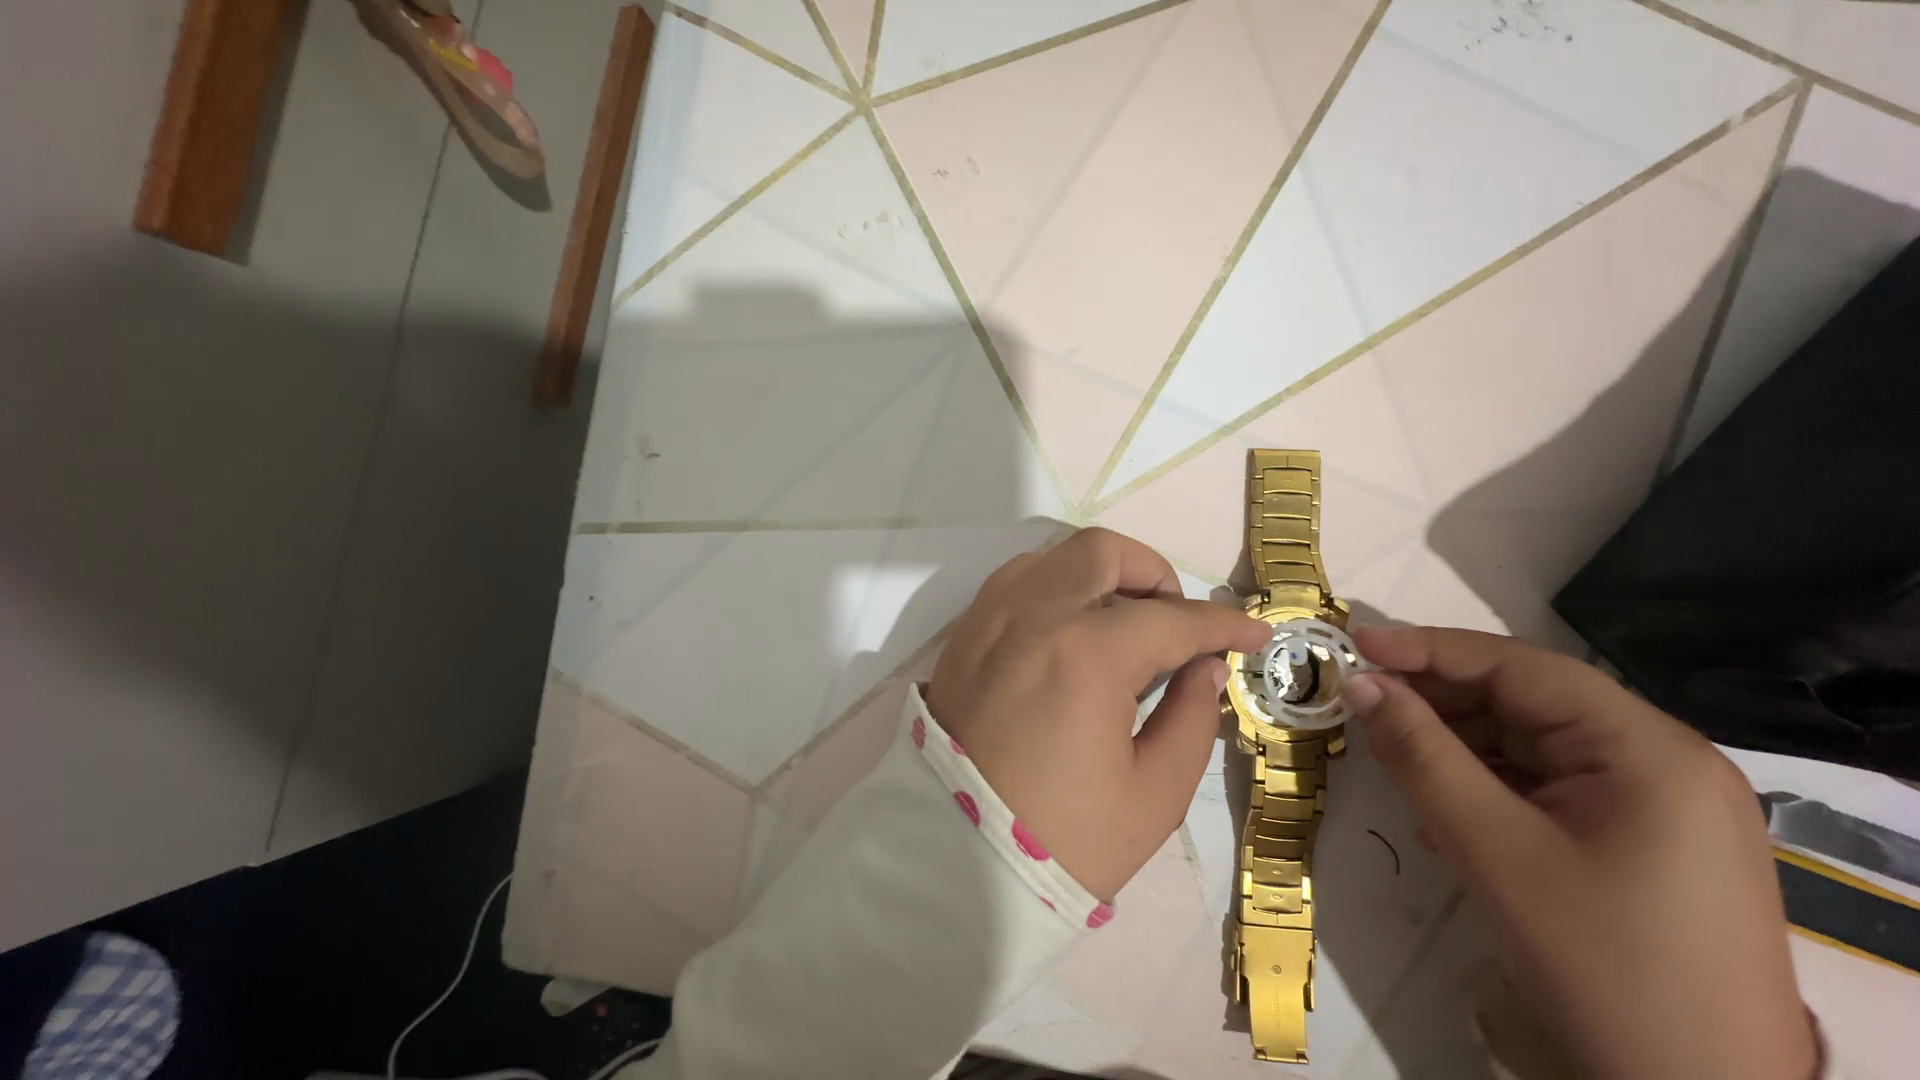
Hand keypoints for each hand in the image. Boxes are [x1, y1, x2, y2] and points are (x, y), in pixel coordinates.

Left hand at [926, 528, 1271, 901]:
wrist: (953, 864)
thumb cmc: (1063, 840)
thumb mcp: (1153, 795)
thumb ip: (1191, 718)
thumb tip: (1203, 667)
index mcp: (1086, 655)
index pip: (1171, 618)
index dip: (1223, 625)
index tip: (1253, 635)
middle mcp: (1032, 617)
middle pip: (1102, 553)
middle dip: (1153, 574)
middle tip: (1173, 622)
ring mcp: (988, 622)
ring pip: (1052, 558)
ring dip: (1097, 576)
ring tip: (1121, 626)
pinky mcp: (961, 640)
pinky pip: (1013, 585)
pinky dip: (1052, 589)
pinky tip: (1069, 634)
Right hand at [1341, 626, 1814, 1079]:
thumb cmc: (1598, 961)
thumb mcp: (1493, 849)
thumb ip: (1422, 756)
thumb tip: (1361, 685)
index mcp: (1649, 749)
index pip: (1523, 668)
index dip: (1432, 649)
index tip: (1355, 642)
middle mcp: (1665, 762)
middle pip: (1531, 705)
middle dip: (1442, 702)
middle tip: (1362, 703)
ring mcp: (1663, 807)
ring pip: (1537, 748)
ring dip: (1461, 749)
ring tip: (1392, 757)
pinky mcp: (1647, 845)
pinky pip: (1554, 791)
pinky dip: (1492, 789)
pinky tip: (1443, 814)